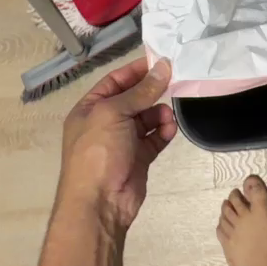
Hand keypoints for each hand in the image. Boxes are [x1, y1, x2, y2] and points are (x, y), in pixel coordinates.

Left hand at [57, 57, 178, 233]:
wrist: (99, 204)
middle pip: (134, 98)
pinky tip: (170, 130)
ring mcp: (122, 141)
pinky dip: (163, 131)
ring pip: (147, 117)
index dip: (137, 70)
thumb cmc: (98, 152)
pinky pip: (155, 137)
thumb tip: (164, 66)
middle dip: (152, 92)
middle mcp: (105, 122)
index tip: (162, 61)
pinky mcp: (139, 157)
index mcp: (91, 109)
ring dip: (159, 113)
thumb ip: (142, 90)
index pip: (115, 81)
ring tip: (167, 117)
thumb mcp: (115, 113)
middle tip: (176, 82)